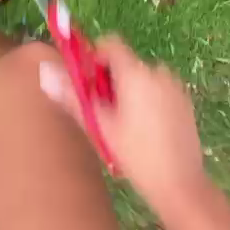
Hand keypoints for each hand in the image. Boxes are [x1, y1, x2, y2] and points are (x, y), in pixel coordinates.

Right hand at [40, 36, 209, 206]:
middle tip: (105, 113)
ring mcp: (174, 84)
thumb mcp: (100, 126)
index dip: (95, 57)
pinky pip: (158, 89)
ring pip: (142, 77)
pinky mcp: (185, 99)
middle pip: (125, 62)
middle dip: (111, 81)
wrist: (181, 185)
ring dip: (130, 91)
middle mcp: (156, 70)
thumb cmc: (136, 156)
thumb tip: (45, 71)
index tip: (89, 82)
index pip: (110, 44)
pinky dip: (149, 99)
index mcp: (134, 72)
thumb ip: (72, 96)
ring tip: (126, 126)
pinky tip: (147, 130)